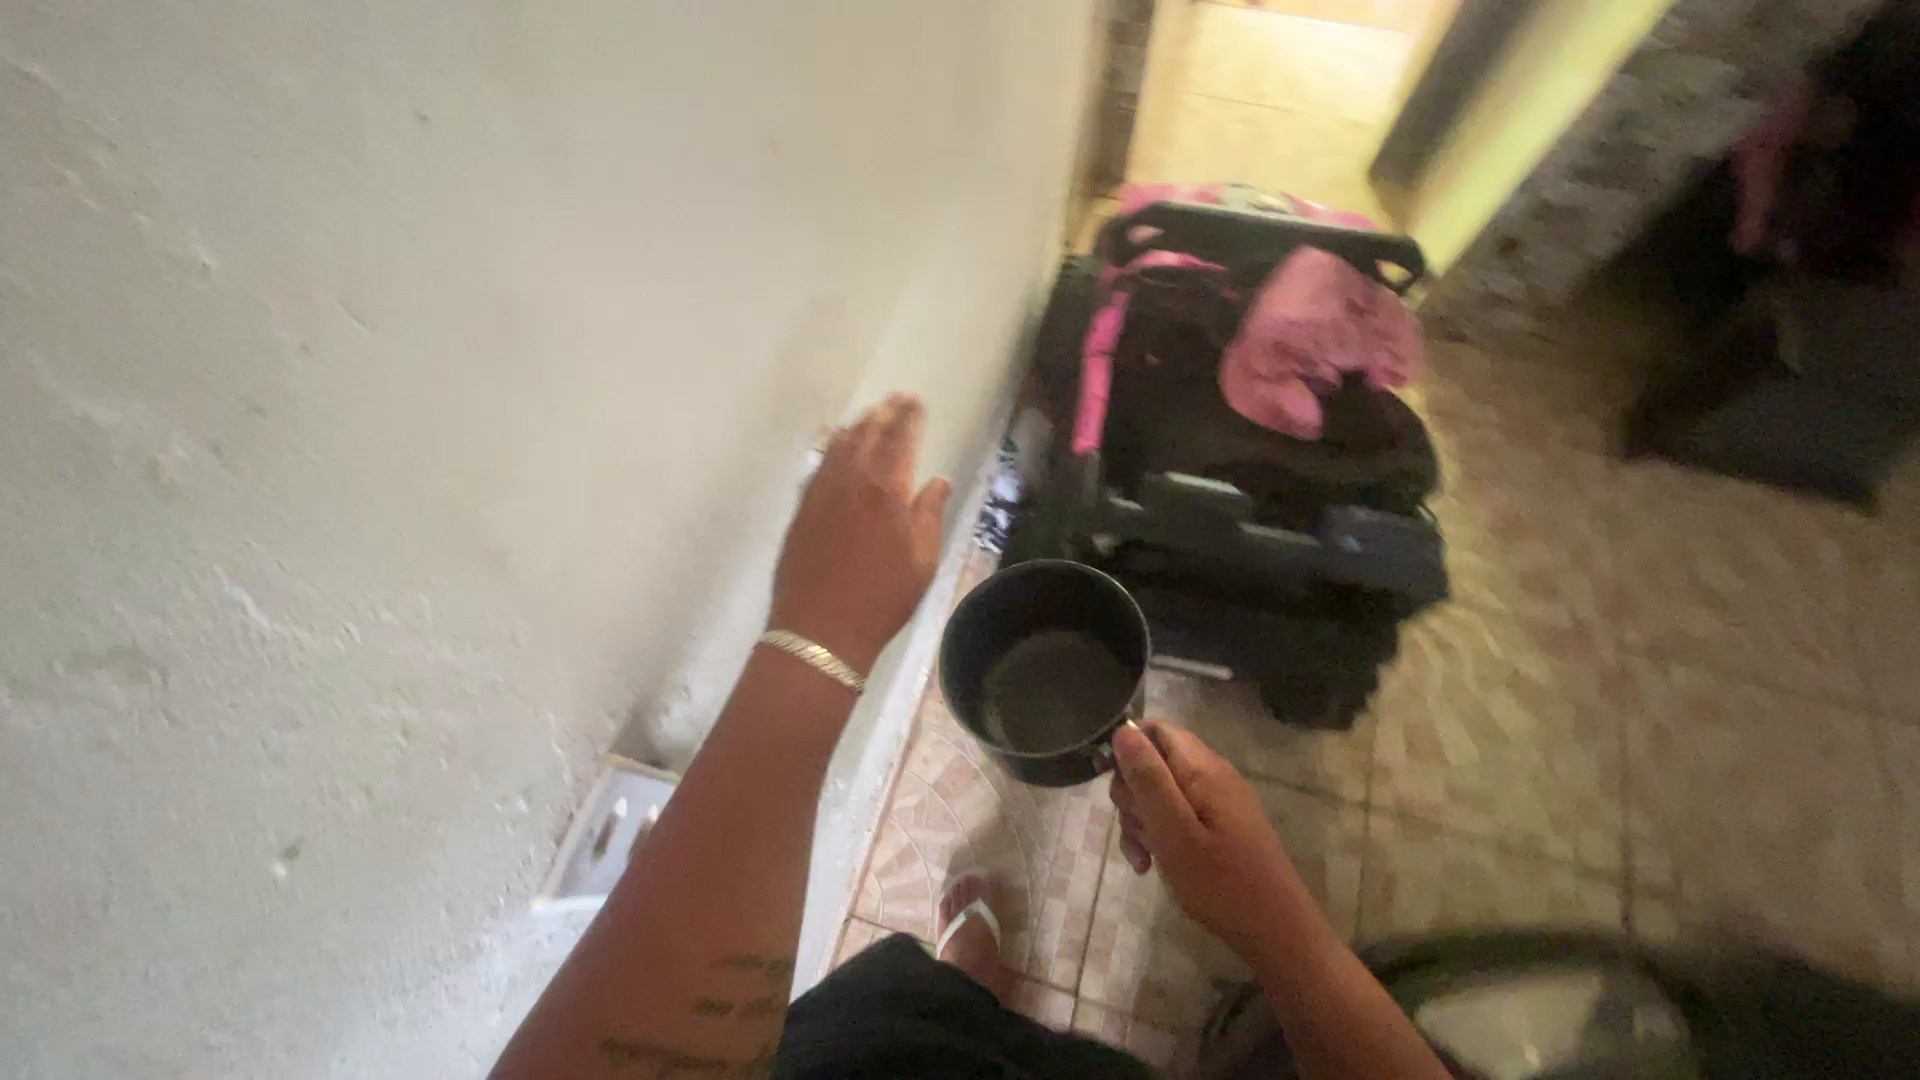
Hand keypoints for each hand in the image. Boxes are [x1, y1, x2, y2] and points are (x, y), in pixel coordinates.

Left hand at [769, 394, 951, 675]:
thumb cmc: (882, 600)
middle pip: (867, 435)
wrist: (821, 630)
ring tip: (868, 416)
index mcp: (887, 491)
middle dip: (884, 414)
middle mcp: (852, 481)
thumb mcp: (922, 562)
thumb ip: (929, 515)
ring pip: (838, 446)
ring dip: (856, 427)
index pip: (901, 441)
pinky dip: (829, 448)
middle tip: (894, 400)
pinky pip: (817, 466)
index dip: (910, 419)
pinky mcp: (801, 510)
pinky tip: (835, 445)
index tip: (916, 403)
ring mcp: (821, 494)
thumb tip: (938, 481)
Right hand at [1109, 721, 1304, 967]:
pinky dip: (1160, 836)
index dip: (1126, 747)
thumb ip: (1148, 779)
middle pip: (1154, 762)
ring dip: (1142, 821)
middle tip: (1134, 829)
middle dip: (1132, 794)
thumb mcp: (1173, 831)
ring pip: (1161, 793)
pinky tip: (1151, 865)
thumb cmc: (1221, 883)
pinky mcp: (1220, 826)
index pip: (1156, 729)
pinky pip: (1178, 816)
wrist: (1276, 934)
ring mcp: (1218, 802)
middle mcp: (1212, 776)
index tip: (1107, 780)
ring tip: (1142, 858)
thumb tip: (1122, 731)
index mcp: (1202, 769)